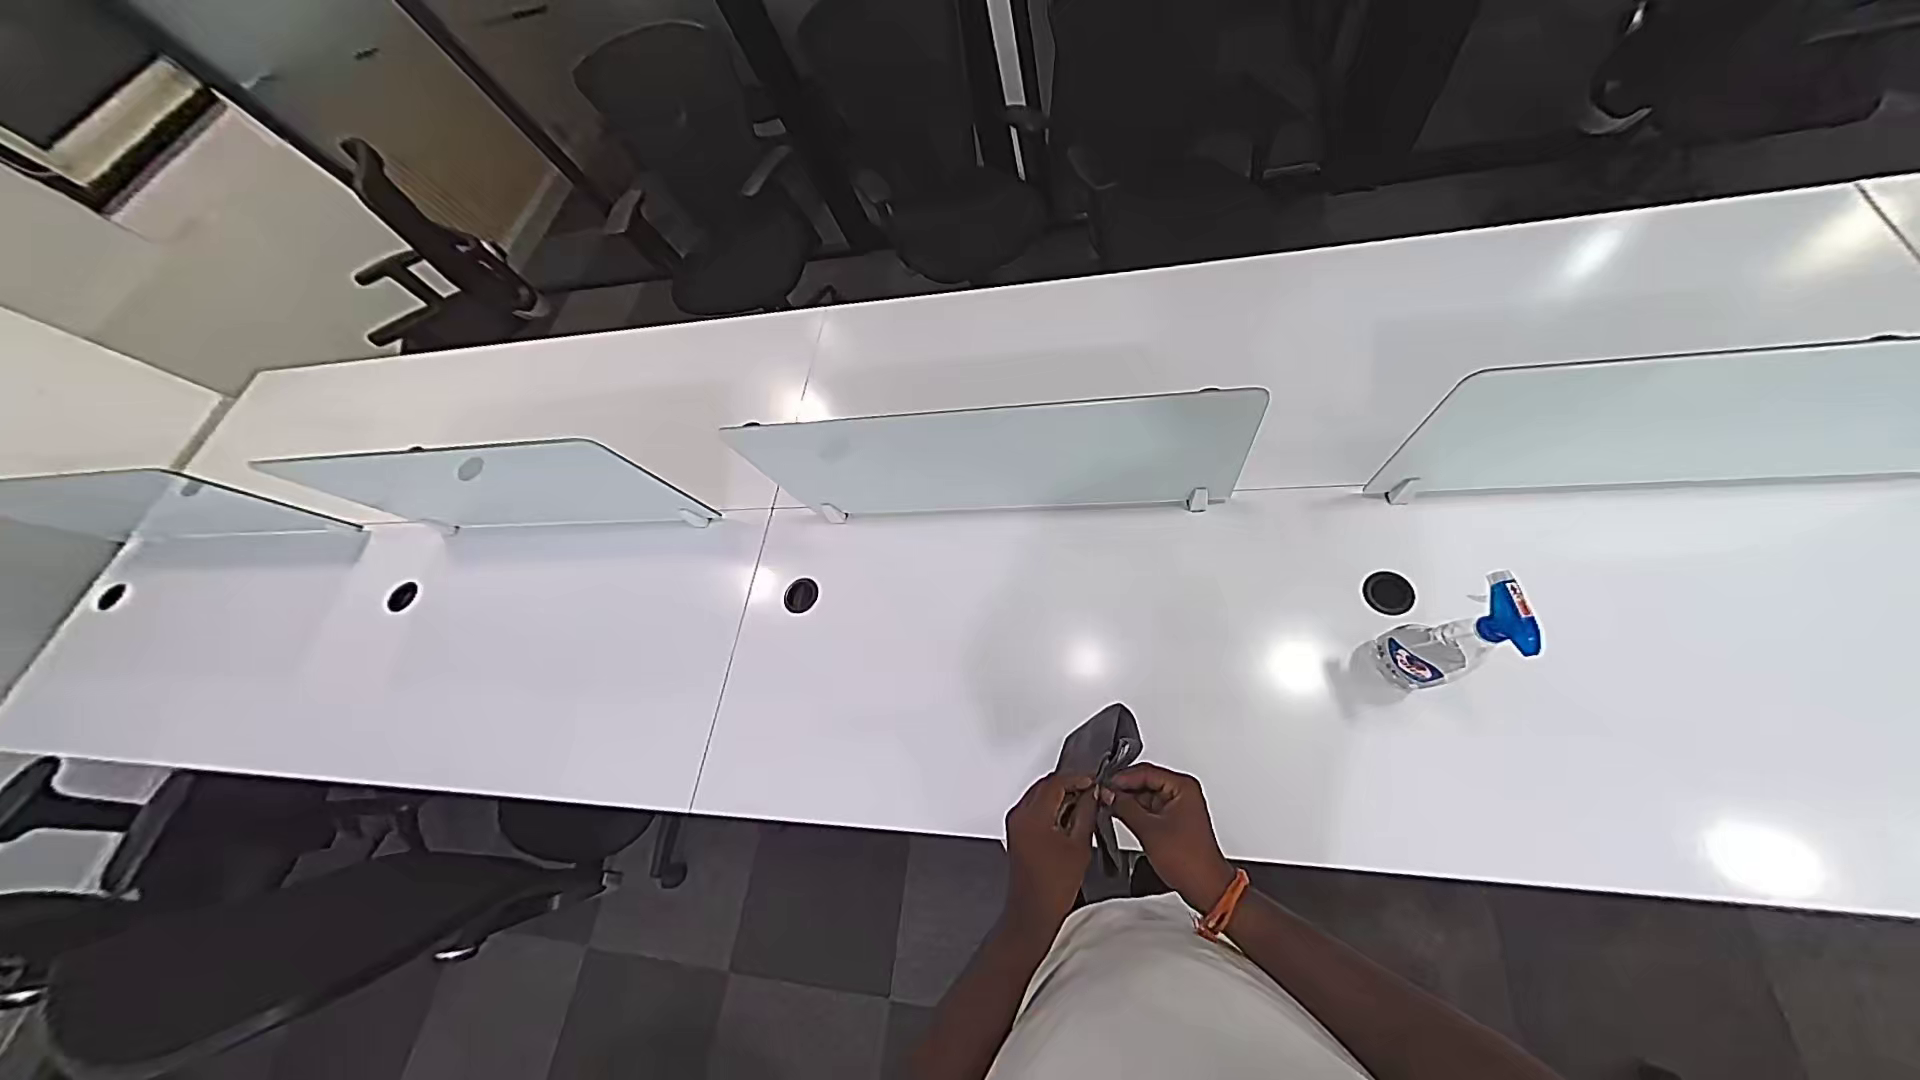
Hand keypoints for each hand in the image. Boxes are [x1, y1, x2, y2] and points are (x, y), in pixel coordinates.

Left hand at [1002, 771, 1096, 931]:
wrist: (1034, 912)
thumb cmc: (1053, 888)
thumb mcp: (1079, 845)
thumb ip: (1086, 813)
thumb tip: (1091, 795)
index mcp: (1032, 816)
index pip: (1054, 783)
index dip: (1076, 779)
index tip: (1091, 781)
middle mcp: (1019, 815)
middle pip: (1044, 786)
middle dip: (1067, 784)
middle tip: (1088, 789)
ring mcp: (1015, 823)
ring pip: (1038, 795)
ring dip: (1059, 795)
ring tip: (1081, 803)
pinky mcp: (1016, 831)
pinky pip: (1033, 807)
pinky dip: (1050, 806)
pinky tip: (1067, 816)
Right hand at [1107, 764, 1236, 911]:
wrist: (1205, 888)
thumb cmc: (1190, 861)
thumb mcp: (1149, 830)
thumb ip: (1125, 807)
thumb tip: (1109, 794)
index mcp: (1183, 787)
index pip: (1146, 772)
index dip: (1123, 778)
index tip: (1105, 784)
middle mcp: (1182, 793)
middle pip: (1145, 781)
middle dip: (1123, 789)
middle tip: (1103, 794)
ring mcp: (1177, 806)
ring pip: (1145, 795)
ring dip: (1127, 801)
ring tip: (1108, 805)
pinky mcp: (1172, 819)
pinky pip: (1149, 808)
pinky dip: (1134, 811)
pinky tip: (1119, 815)